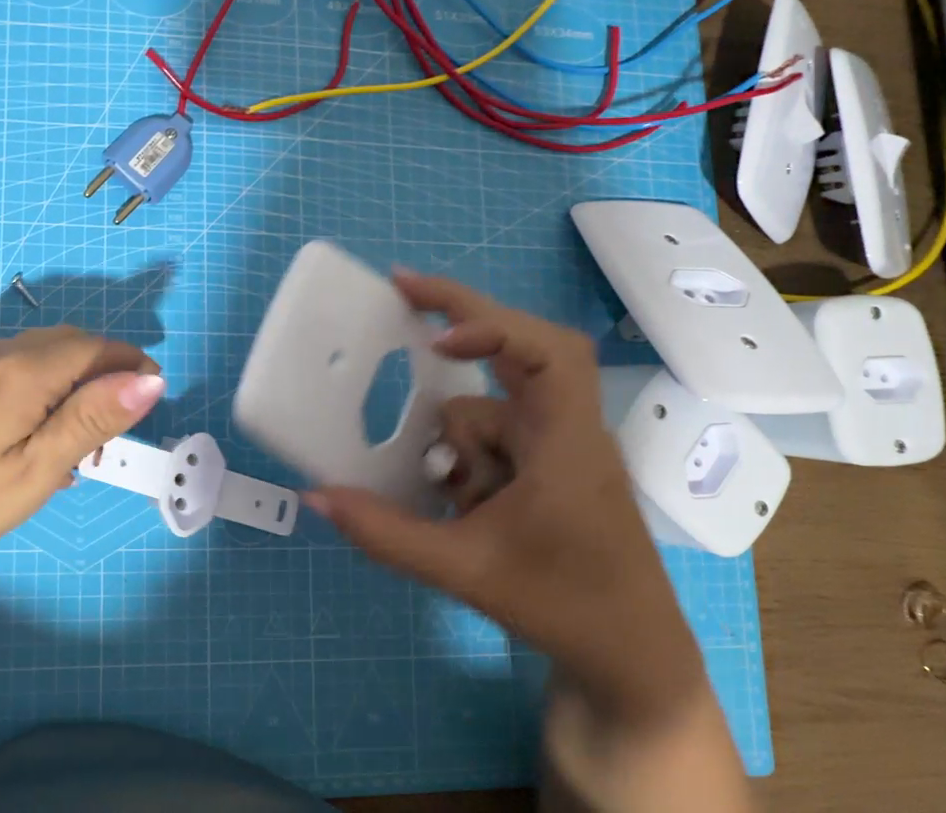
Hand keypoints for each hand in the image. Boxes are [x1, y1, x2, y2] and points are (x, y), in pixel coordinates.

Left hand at [0, 326, 164, 576]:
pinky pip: (12, 371)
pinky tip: (35, 437)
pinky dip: (40, 391)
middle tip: (114, 432)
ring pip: (39, 356)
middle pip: (69, 344)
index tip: (153, 400)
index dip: (131, 365)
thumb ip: (92, 417)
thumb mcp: (37, 467)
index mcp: (25, 369)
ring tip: (77, 444)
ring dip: (71, 383)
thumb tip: (148, 378)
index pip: (96, 346)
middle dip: (104, 374)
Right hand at [305, 272, 704, 727]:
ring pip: (489, 405)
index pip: (547, 355)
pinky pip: (491, 433)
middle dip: (462, 315)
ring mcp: (556, 445)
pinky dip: (463, 455)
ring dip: (456, 441)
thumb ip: (384, 534)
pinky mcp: (544, 463)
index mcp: (565, 445)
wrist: (630, 655)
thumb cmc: (563, 607)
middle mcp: (564, 430)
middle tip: (399, 290)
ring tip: (453, 502)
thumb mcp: (463, 571)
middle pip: (523, 346)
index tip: (429, 339)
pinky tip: (460, 505)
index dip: (490, 328)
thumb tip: (315, 495)